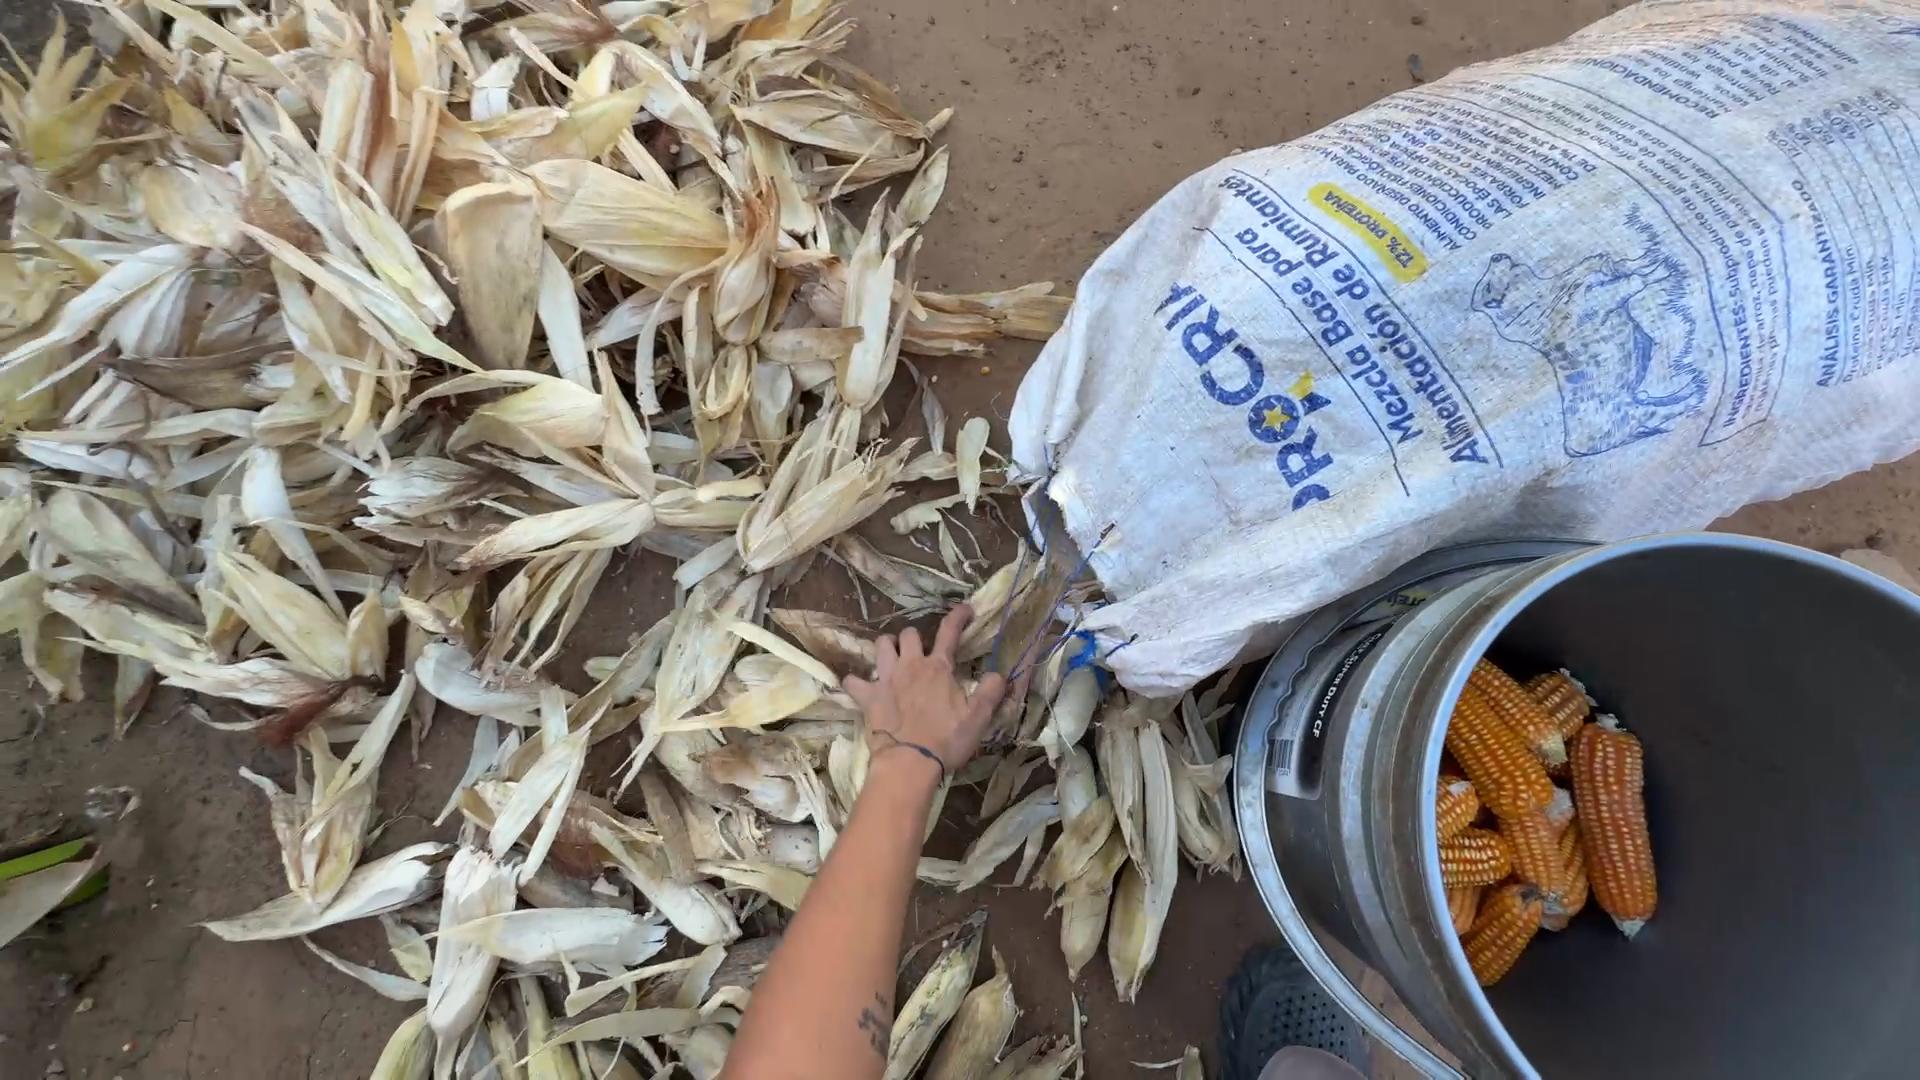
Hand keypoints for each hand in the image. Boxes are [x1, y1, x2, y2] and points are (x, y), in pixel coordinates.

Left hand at [843, 604, 1006, 778]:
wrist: (910, 762)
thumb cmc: (947, 740)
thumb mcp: (979, 717)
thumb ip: (991, 691)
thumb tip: (997, 674)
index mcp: (938, 668)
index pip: (949, 631)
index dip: (958, 616)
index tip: (965, 609)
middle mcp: (910, 665)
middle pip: (909, 634)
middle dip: (914, 637)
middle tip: (920, 651)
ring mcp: (886, 679)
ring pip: (881, 646)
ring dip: (886, 647)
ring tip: (892, 657)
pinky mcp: (868, 697)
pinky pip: (853, 681)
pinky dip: (855, 682)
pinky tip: (858, 686)